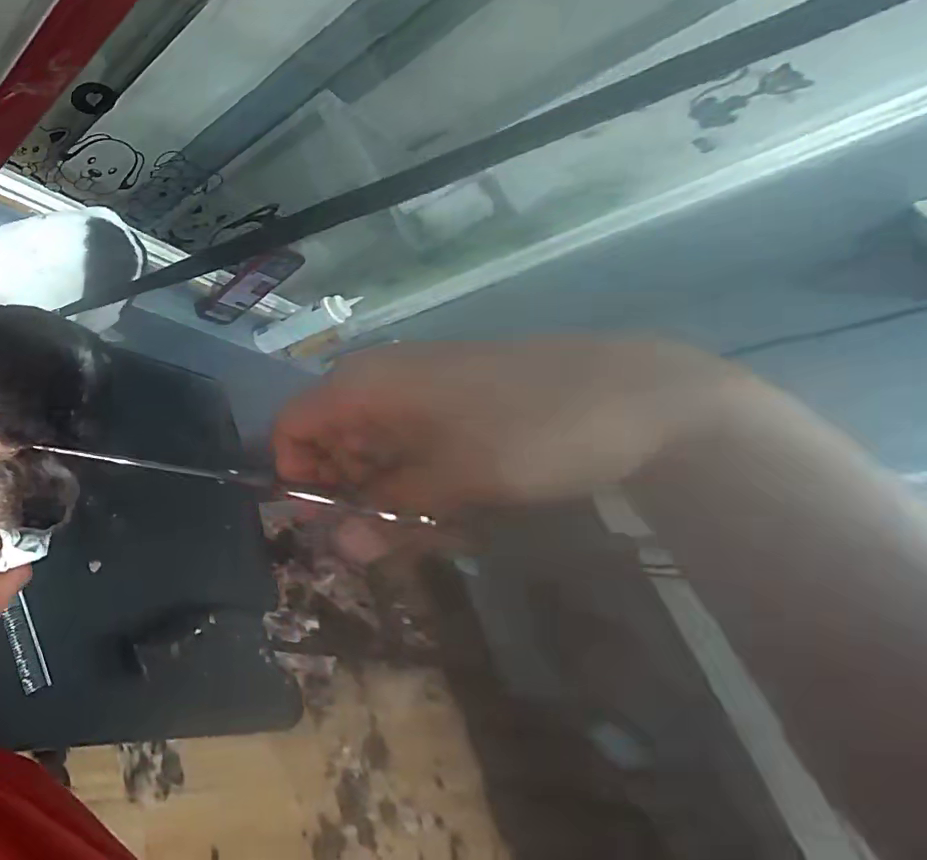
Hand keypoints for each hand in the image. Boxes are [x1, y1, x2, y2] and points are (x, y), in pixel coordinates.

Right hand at [274, 337, 744, 531]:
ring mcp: (412, 387)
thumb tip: (340, 547)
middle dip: (342, 492)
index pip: (291, 427)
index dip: (294, 475)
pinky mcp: (445, 397)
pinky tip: (447, 506)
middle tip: (376, 541)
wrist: (636, 390)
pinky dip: (413, 475)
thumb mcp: (452, 482)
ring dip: (382, 491)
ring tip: (422, 531)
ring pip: (368, 443)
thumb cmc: (527, 432)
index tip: (321, 522)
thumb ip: (386, 512)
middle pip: (327, 437)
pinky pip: (405, 438)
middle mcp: (374, 379)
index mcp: (359, 386)